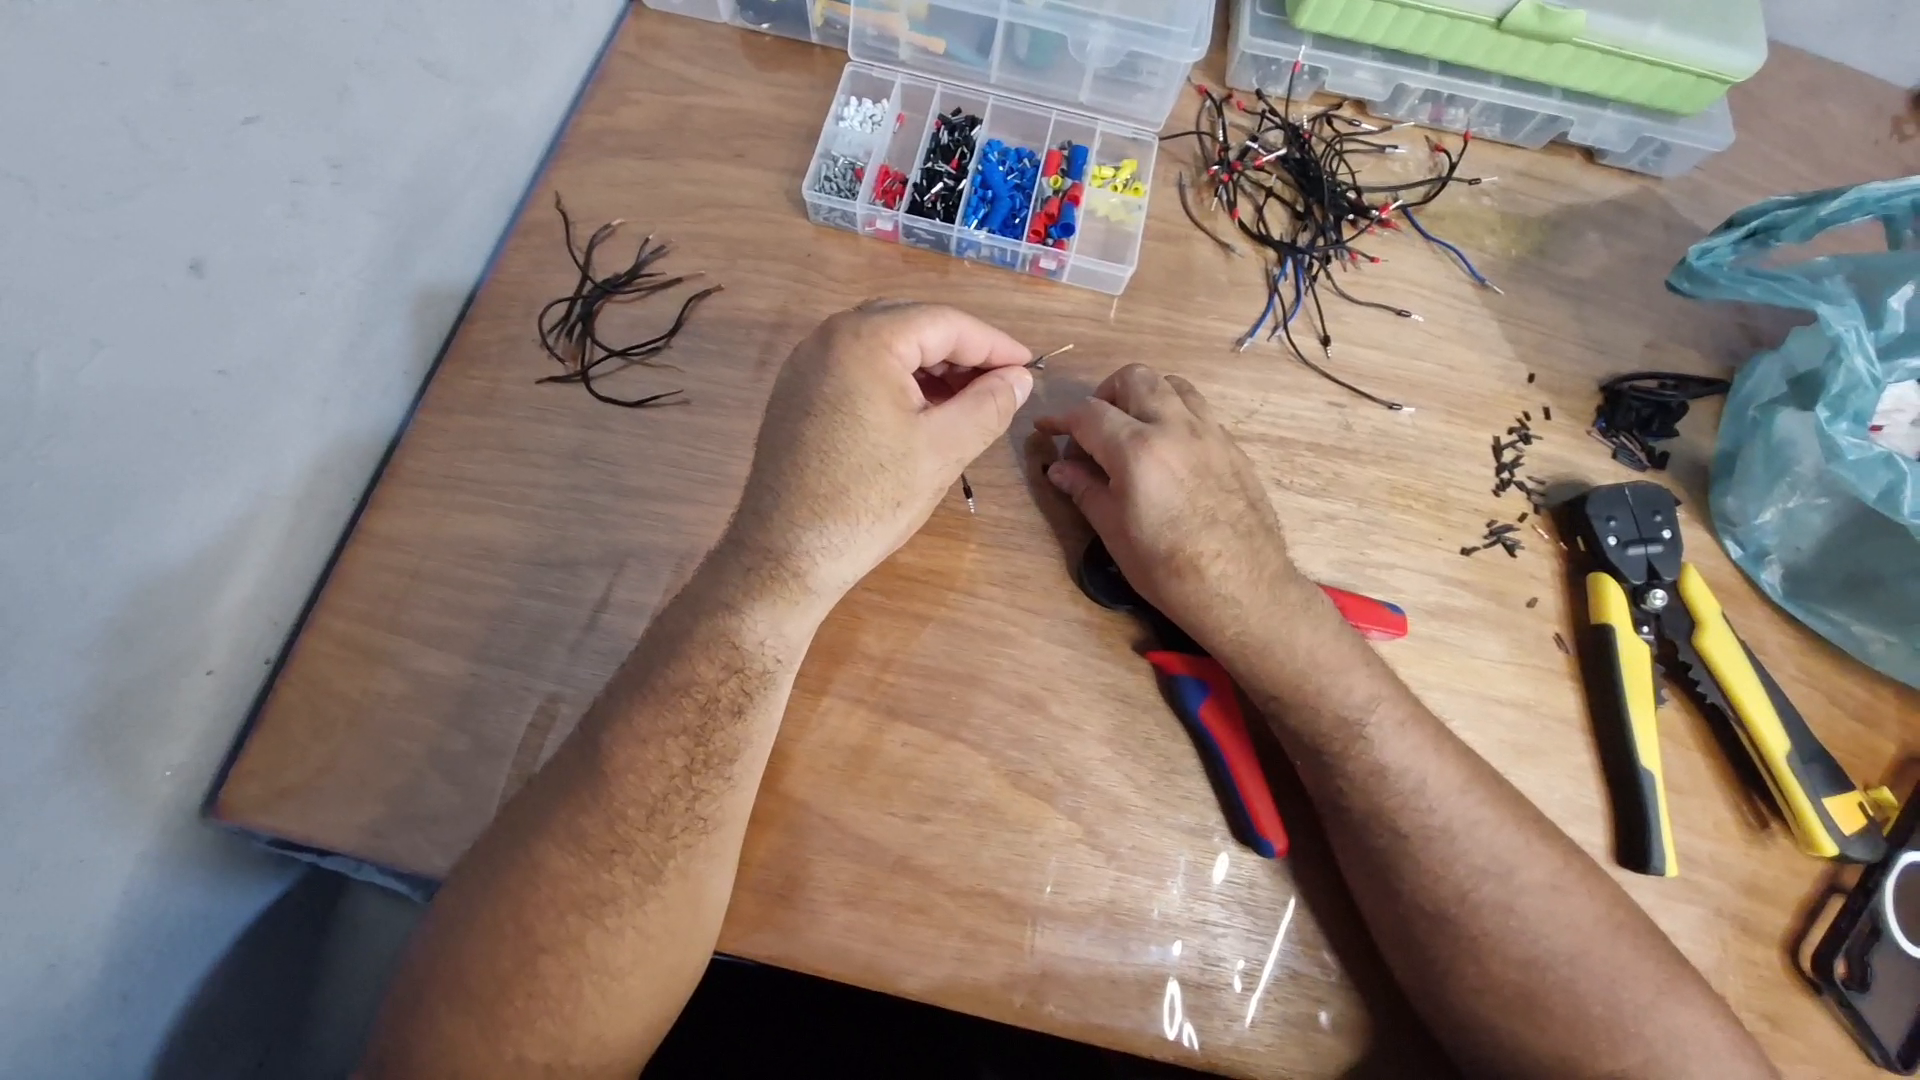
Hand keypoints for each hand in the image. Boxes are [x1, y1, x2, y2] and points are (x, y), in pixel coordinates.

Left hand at [720, 301, 1032, 605]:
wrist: (786, 554)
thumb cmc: (868, 502)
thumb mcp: (943, 450)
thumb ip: (988, 405)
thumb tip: (1019, 379)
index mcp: (864, 340)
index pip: (945, 323)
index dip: (994, 344)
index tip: (1028, 368)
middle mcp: (827, 337)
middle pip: (912, 326)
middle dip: (961, 354)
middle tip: (1000, 386)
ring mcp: (805, 366)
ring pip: (884, 348)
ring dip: (929, 369)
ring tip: (966, 403)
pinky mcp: (797, 394)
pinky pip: (857, 370)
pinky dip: (895, 382)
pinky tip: (920, 414)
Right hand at [1036, 364, 1314, 656]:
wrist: (1242, 588)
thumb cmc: (1167, 567)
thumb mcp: (1114, 531)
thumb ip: (1085, 490)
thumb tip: (1058, 468)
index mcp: (1137, 449)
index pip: (1089, 413)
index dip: (1061, 419)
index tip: (1048, 429)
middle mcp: (1174, 427)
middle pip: (1134, 378)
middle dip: (1104, 394)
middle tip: (1093, 429)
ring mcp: (1209, 433)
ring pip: (1172, 385)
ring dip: (1143, 396)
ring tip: (1131, 429)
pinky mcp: (1231, 447)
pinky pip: (1197, 410)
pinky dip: (1173, 414)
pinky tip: (1166, 451)